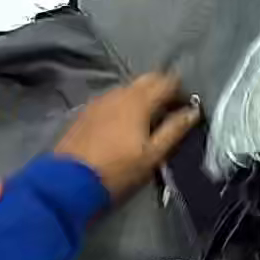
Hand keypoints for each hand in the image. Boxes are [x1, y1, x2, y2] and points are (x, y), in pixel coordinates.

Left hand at [52, 72, 200, 198]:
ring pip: (129, 87)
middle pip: (148, 78)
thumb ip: (175, 129)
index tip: (187, 104)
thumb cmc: (117, 168)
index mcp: (139, 101)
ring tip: (150, 116)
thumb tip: (194, 111)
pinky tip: (126, 122)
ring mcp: (100, 100)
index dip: (181, 89)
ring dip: (144, 95)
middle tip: (171, 108)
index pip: (167, 81)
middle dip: (163, 87)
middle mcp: (119, 93)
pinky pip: (114, 97)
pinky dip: (126, 103)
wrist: (66, 181)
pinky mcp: (87, 110)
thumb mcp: (153, 154)